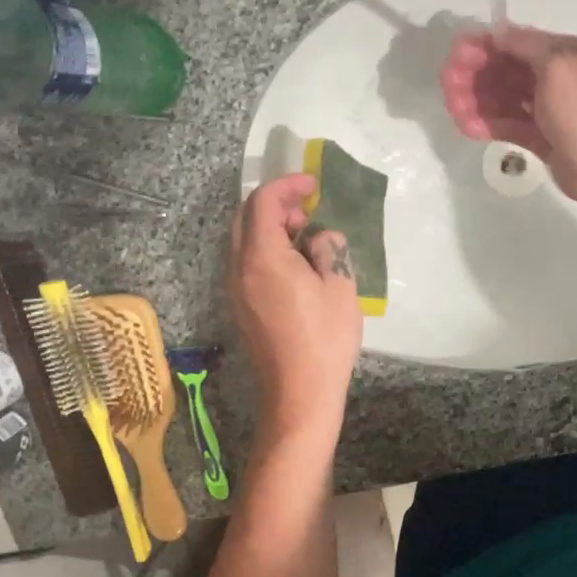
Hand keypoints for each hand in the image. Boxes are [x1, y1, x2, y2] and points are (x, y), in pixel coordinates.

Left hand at [229, 173, 362, 437]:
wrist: (300, 392)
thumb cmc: (325, 338)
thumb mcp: (341, 286)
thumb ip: (330, 249)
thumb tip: (321, 237)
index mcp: (262, 256)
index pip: (263, 202)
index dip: (287, 185)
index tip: (313, 184)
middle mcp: (239, 267)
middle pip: (245, 217)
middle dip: (275, 204)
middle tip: (308, 210)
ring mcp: (236, 289)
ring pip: (243, 241)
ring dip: (270, 229)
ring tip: (306, 239)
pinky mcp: (241, 307)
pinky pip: (246, 263)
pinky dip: (266, 251)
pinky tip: (296, 267)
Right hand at [441, 26, 576, 208]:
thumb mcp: (558, 63)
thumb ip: (526, 46)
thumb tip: (499, 34)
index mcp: (565, 54)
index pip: (517, 43)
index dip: (485, 46)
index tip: (456, 54)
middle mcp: (556, 79)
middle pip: (508, 71)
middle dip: (476, 74)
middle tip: (448, 84)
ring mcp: (549, 111)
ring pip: (505, 99)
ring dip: (477, 100)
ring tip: (453, 108)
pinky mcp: (542, 140)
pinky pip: (510, 126)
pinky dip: (489, 124)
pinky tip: (467, 126)